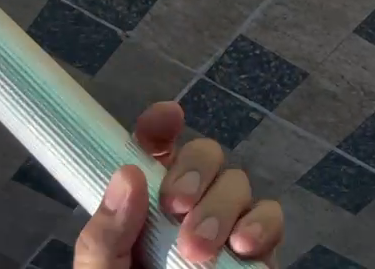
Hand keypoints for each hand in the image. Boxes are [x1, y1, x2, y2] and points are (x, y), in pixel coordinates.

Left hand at [74, 101, 284, 267]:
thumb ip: (104, 243)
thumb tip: (126, 173)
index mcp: (140, 213)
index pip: (153, 152)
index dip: (159, 128)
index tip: (162, 122)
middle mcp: (186, 211)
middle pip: (203, 155)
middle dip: (194, 170)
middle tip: (174, 208)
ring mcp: (225, 229)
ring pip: (237, 182)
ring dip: (221, 206)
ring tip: (198, 251)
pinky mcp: (258, 252)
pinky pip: (271, 218)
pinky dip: (259, 225)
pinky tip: (240, 248)